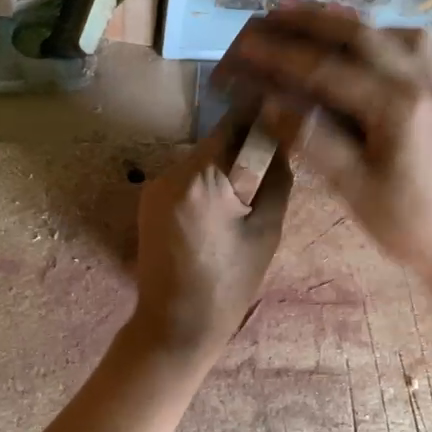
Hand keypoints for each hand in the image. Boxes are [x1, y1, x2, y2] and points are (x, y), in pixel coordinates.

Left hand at [127, 109, 292, 363]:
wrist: (175, 325)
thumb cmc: (229, 283)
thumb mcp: (266, 230)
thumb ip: (276, 177)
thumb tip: (284, 139)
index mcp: (202, 176)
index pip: (234, 123)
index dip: (259, 113)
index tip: (281, 105)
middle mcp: (170, 172)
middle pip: (215, 141)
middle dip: (243, 146)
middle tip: (273, 156)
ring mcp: (154, 187)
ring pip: (199, 160)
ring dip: (223, 166)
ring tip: (247, 192)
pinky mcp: (147, 203)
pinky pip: (184, 180)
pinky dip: (204, 184)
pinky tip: (221, 209)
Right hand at [216, 2, 431, 278]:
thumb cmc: (409, 225)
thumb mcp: (354, 189)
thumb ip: (313, 141)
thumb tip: (268, 103)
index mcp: (397, 106)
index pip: (326, 68)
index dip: (280, 56)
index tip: (243, 46)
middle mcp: (420, 80)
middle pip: (357, 33)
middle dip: (308, 21)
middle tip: (267, 15)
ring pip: (384, 31)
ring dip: (340, 21)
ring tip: (303, 19)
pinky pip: (406, 43)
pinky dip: (371, 34)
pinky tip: (352, 45)